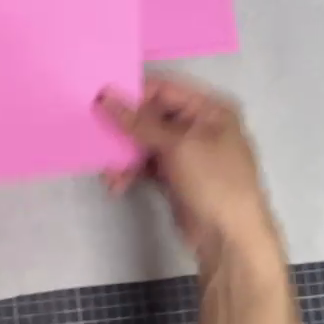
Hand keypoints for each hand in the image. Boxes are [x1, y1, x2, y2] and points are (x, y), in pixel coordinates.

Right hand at [96, 73, 280, 268]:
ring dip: (122, 155)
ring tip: (109, 173)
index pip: (163, 90)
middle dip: (123, 130)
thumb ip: (138, 121)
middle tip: (95, 136)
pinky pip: (143, 163)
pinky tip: (117, 183)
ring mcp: (184, 151)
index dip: (131, 94)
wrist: (228, 234)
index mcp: (209, 109)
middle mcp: (197, 125)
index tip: (97, 100)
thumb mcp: (177, 145)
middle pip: (149, 117)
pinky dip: (129, 171)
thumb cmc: (213, 180)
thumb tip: (105, 96)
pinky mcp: (172, 174)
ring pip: (142, 142)